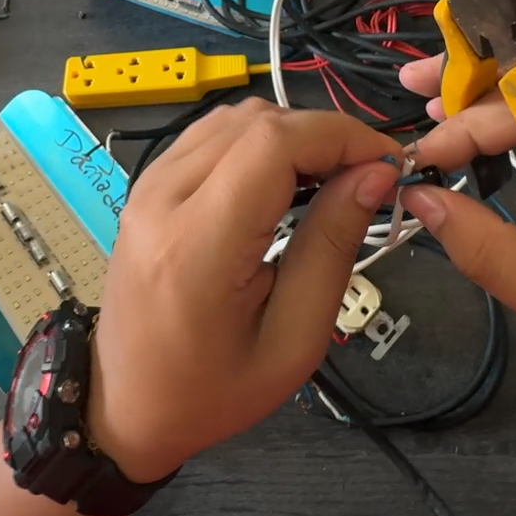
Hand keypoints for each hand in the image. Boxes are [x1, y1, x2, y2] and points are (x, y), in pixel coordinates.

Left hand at [85, 99, 400, 481]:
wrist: (126, 399)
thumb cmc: (213, 389)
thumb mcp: (292, 339)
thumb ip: (331, 247)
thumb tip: (375, 174)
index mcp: (195, 243)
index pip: (272, 144)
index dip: (340, 136)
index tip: (388, 164)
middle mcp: (162, 196)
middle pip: (256, 122)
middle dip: (325, 134)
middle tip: (368, 175)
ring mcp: (148, 182)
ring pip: (235, 117)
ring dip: (293, 133)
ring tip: (331, 176)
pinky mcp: (148, 181)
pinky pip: (212, 133)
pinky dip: (259, 139)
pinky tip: (285, 176)